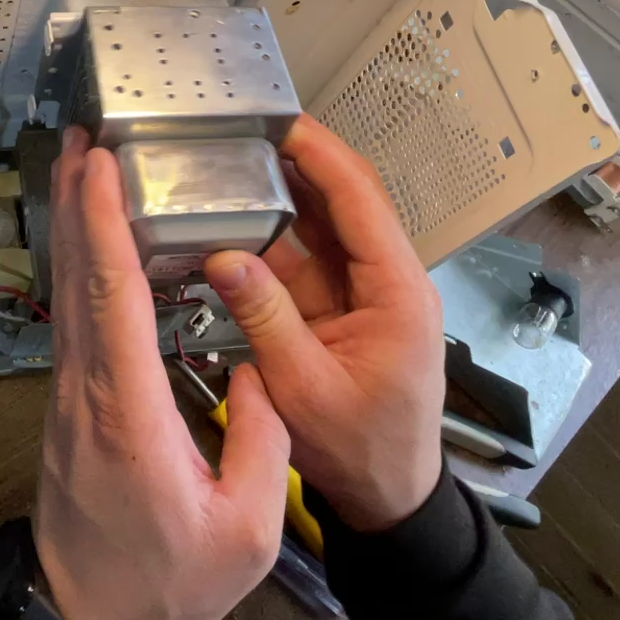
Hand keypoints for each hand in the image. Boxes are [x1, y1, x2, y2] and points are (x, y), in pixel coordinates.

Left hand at [34, 125, 291, 619]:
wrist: (83, 615)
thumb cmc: (160, 580)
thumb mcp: (241, 530)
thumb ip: (261, 441)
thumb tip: (258, 373)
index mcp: (126, 405)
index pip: (111, 294)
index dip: (102, 221)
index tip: (98, 165)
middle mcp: (86, 381)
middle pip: (75, 274)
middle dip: (74, 200)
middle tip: (79, 140)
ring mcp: (70, 386)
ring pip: (67, 287)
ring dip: (72, 224)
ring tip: (80, 170)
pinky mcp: (71, 395)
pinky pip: (74, 311)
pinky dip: (80, 262)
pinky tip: (94, 241)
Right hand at [203, 116, 443, 532]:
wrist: (386, 495)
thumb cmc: (359, 448)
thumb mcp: (304, 387)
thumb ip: (265, 317)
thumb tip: (222, 255)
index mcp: (397, 291)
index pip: (361, 201)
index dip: (323, 156)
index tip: (283, 123)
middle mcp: (386, 277)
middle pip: (347, 199)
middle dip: (303, 159)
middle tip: (251, 128)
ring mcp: (362, 288)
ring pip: (325, 221)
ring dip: (287, 188)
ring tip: (241, 155)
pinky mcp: (339, 302)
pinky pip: (307, 253)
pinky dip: (275, 230)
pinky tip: (241, 210)